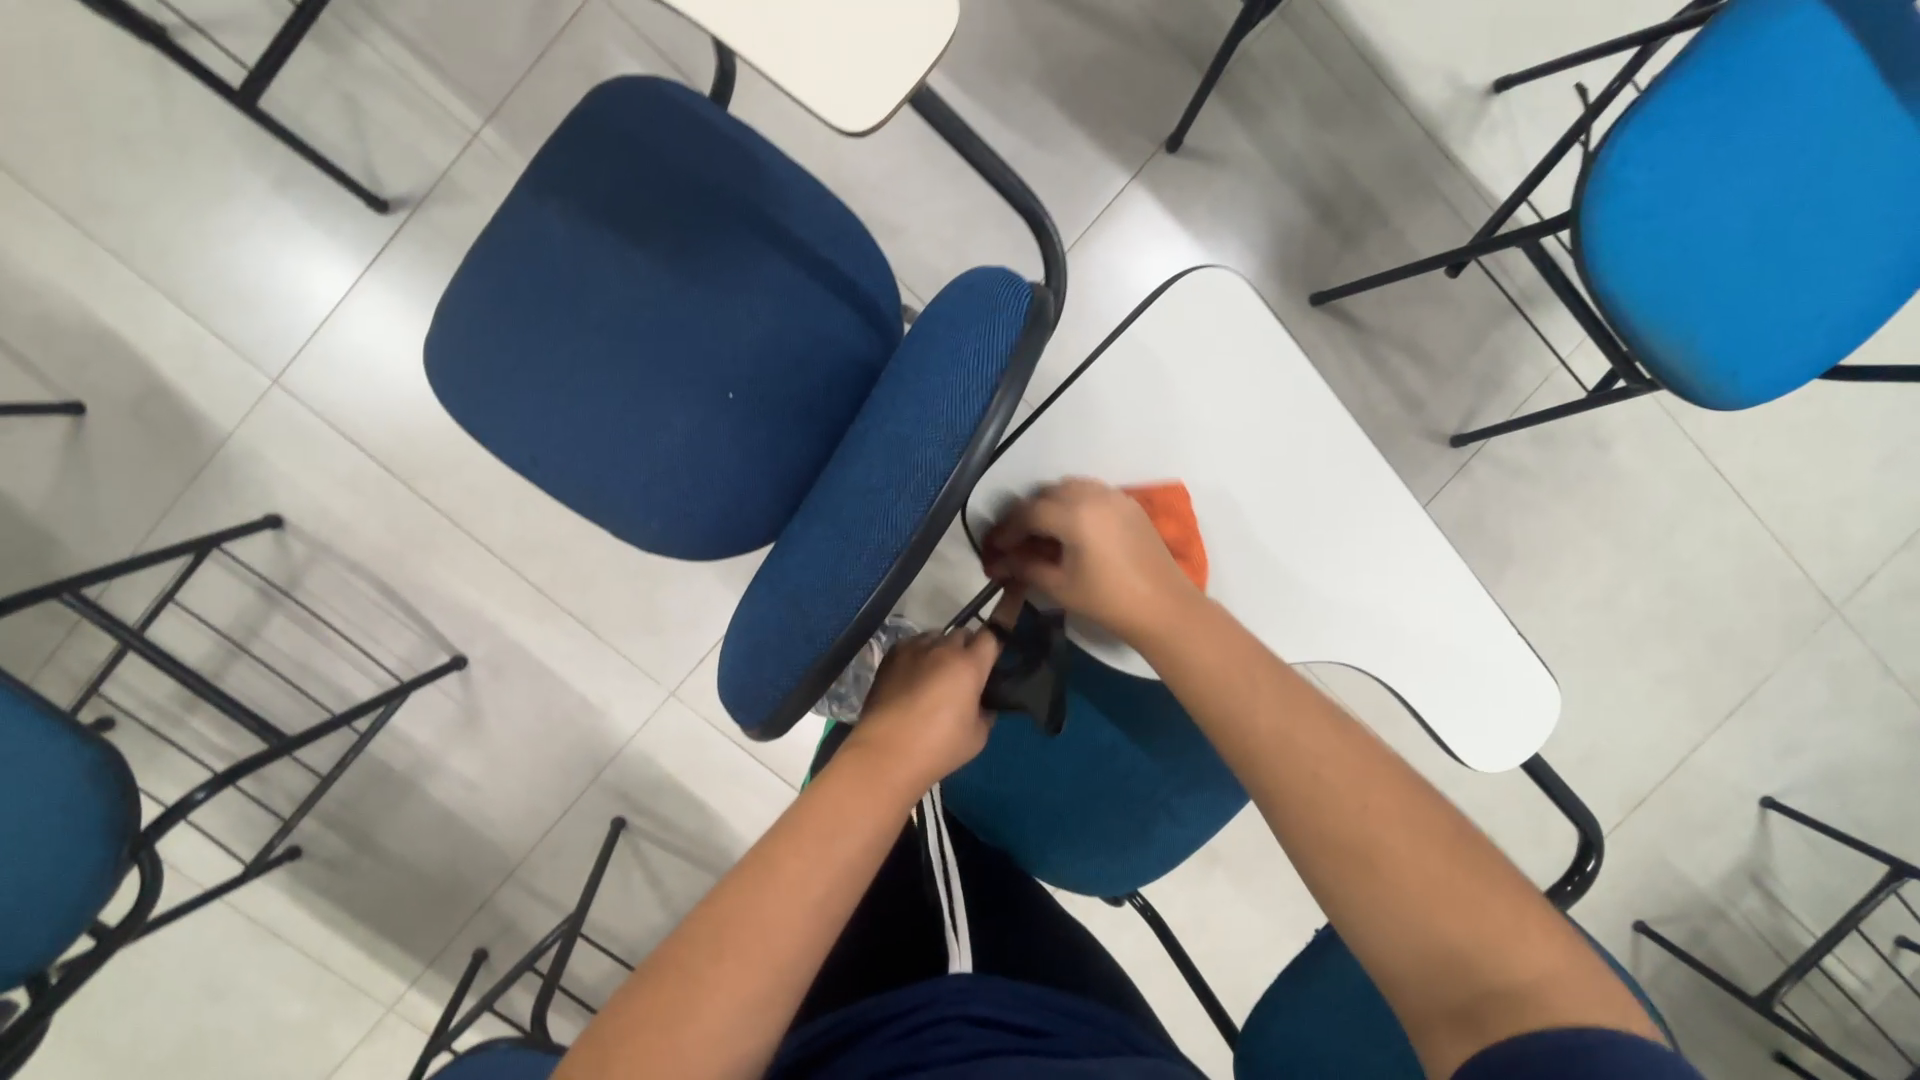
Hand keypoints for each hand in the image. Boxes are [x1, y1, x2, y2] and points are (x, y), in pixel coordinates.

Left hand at [839, 622, 1003, 794]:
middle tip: (964, 674)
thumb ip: (986, 712)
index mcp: (969, 665)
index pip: (990, 637)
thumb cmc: (938, 748)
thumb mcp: (978, 736)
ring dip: (941, 649)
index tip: (992, 662)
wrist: (886, 753)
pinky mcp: (890, 656)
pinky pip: (912, 644)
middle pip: (963, 634)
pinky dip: (918, 654)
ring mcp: (913, 649)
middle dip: (967, 649)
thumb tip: (982, 703)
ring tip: (935, 673)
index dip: (993, 646)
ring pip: (936, 636)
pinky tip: (912, 674)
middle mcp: (942, 648)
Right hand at [981, 478, 1199, 645]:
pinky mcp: (1129, 504)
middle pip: (1046, 494)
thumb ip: (1025, 567)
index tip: (995, 548)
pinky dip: (1073, 503)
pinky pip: (1092, 492)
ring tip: (1041, 533)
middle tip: (1014, 540)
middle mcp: (1093, 495)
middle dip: (1026, 514)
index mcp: (1074, 514)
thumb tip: (998, 563)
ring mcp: (1114, 496)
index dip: (1007, 530)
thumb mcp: (1059, 586)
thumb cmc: (1108, 600)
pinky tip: (1070, 529)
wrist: (1163, 607)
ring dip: (1049, 504)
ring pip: (1070, 488)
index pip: (1027, 513)